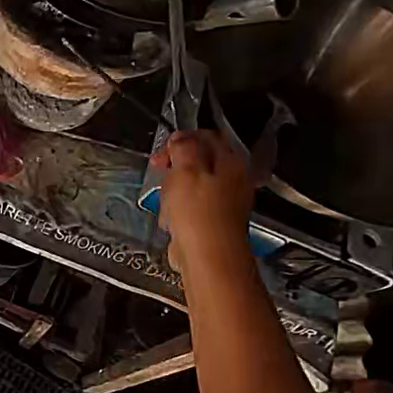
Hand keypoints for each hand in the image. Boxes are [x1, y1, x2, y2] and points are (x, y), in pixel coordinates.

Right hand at [152, 129, 253, 271]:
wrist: (208, 256)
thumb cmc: (198, 213)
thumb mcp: (185, 171)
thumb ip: (183, 148)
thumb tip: (179, 138)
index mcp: (231, 162)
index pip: (208, 137)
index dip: (183, 139)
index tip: (163, 149)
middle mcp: (233, 180)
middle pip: (201, 161)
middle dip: (176, 166)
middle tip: (159, 170)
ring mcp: (225, 202)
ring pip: (194, 186)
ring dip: (175, 190)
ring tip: (165, 200)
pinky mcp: (213, 222)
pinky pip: (192, 208)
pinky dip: (179, 210)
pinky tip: (171, 219)